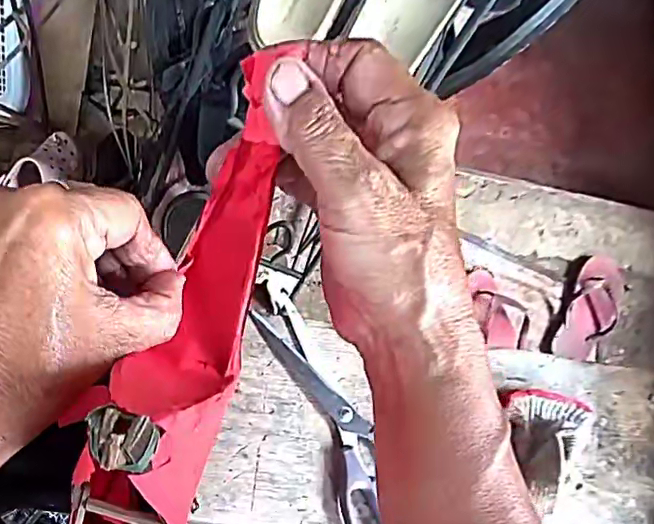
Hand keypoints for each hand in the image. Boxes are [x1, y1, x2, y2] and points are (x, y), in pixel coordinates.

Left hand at [0, 182, 183, 485]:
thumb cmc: (12, 381)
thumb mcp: (113, 340)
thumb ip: (161, 309)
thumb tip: (168, 292)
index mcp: (50, 215)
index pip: (129, 214)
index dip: (155, 255)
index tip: (160, 284)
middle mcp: (11, 205)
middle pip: (94, 217)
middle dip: (123, 263)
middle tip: (138, 301)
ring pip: (62, 231)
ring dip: (92, 268)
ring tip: (103, 312)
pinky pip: (31, 244)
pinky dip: (57, 270)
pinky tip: (68, 310)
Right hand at [219, 42, 478, 366]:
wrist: (401, 329)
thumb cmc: (406, 273)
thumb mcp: (358, 192)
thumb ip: (318, 135)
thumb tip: (285, 86)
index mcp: (410, 124)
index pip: (353, 64)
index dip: (306, 64)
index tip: (263, 76)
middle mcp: (390, 146)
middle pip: (328, 101)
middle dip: (283, 107)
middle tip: (247, 120)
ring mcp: (365, 180)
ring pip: (313, 140)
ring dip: (276, 144)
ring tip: (242, 153)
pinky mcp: (343, 211)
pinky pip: (307, 177)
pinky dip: (280, 175)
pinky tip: (261, 180)